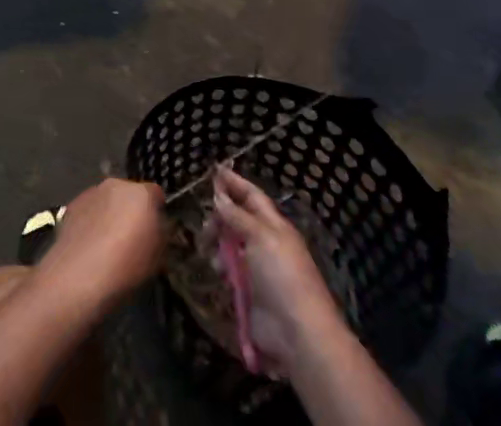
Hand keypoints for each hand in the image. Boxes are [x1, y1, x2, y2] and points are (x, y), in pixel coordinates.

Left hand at [36, 178, 165, 306]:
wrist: (77, 279)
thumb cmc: (126, 266)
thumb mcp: (158, 255)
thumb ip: (161, 232)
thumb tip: (157, 227)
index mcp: (143, 193)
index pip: (156, 194)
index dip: (156, 211)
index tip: (154, 231)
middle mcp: (117, 185)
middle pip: (129, 194)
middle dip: (131, 210)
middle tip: (130, 236)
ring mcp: (91, 194)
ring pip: (107, 201)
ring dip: (109, 214)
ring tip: (105, 243)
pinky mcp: (70, 208)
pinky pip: (88, 211)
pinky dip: (90, 221)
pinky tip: (87, 245)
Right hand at [210, 166, 350, 377]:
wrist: (295, 328)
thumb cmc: (282, 274)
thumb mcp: (262, 237)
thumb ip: (238, 217)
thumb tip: (219, 196)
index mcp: (274, 224)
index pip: (252, 197)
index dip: (235, 184)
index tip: (215, 171)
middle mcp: (265, 242)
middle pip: (238, 220)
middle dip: (221, 217)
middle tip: (205, 224)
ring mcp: (256, 268)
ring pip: (230, 246)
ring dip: (218, 244)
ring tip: (208, 249)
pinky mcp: (247, 292)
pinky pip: (229, 271)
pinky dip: (221, 267)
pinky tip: (216, 271)